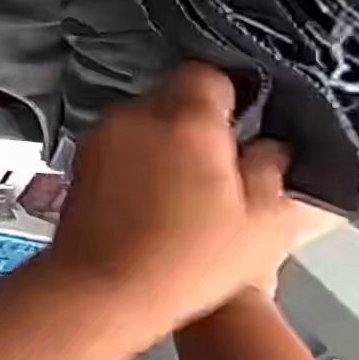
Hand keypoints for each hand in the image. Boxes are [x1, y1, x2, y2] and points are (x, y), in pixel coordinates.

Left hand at [46, 63, 340, 342]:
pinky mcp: (83, 153)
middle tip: (220, 163)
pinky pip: (121, 138)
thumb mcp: (260, 225)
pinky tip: (150, 193)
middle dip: (200, 120)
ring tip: (183, 186)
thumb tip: (274, 145)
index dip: (233, 93)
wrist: (102, 285)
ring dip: (167, 137)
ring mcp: (104, 131)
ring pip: (147, 117)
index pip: (210, 74)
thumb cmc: (185, 260)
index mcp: (185, 120)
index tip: (245, 122)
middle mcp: (137, 113)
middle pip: (176, 94)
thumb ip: (274, 171)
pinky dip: (138, 153)